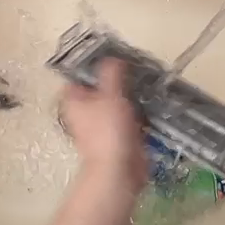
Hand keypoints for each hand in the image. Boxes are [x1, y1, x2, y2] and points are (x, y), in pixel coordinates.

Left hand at [61, 58, 145, 195]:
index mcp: (73, 100)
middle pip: (99, 87)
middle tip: (134, 64)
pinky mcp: (119, 135)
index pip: (77, 74)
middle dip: (116, 77)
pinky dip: (138, 109)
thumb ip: (111, 73)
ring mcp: (102, 124)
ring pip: (116, 101)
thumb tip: (113, 58)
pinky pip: (128, 116)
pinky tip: (151, 98)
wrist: (119, 170)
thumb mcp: (110, 95)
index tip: (112, 55)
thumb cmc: (108, 131)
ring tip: (145, 77)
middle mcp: (84, 111)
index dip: (92, 63)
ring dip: (129, 93)